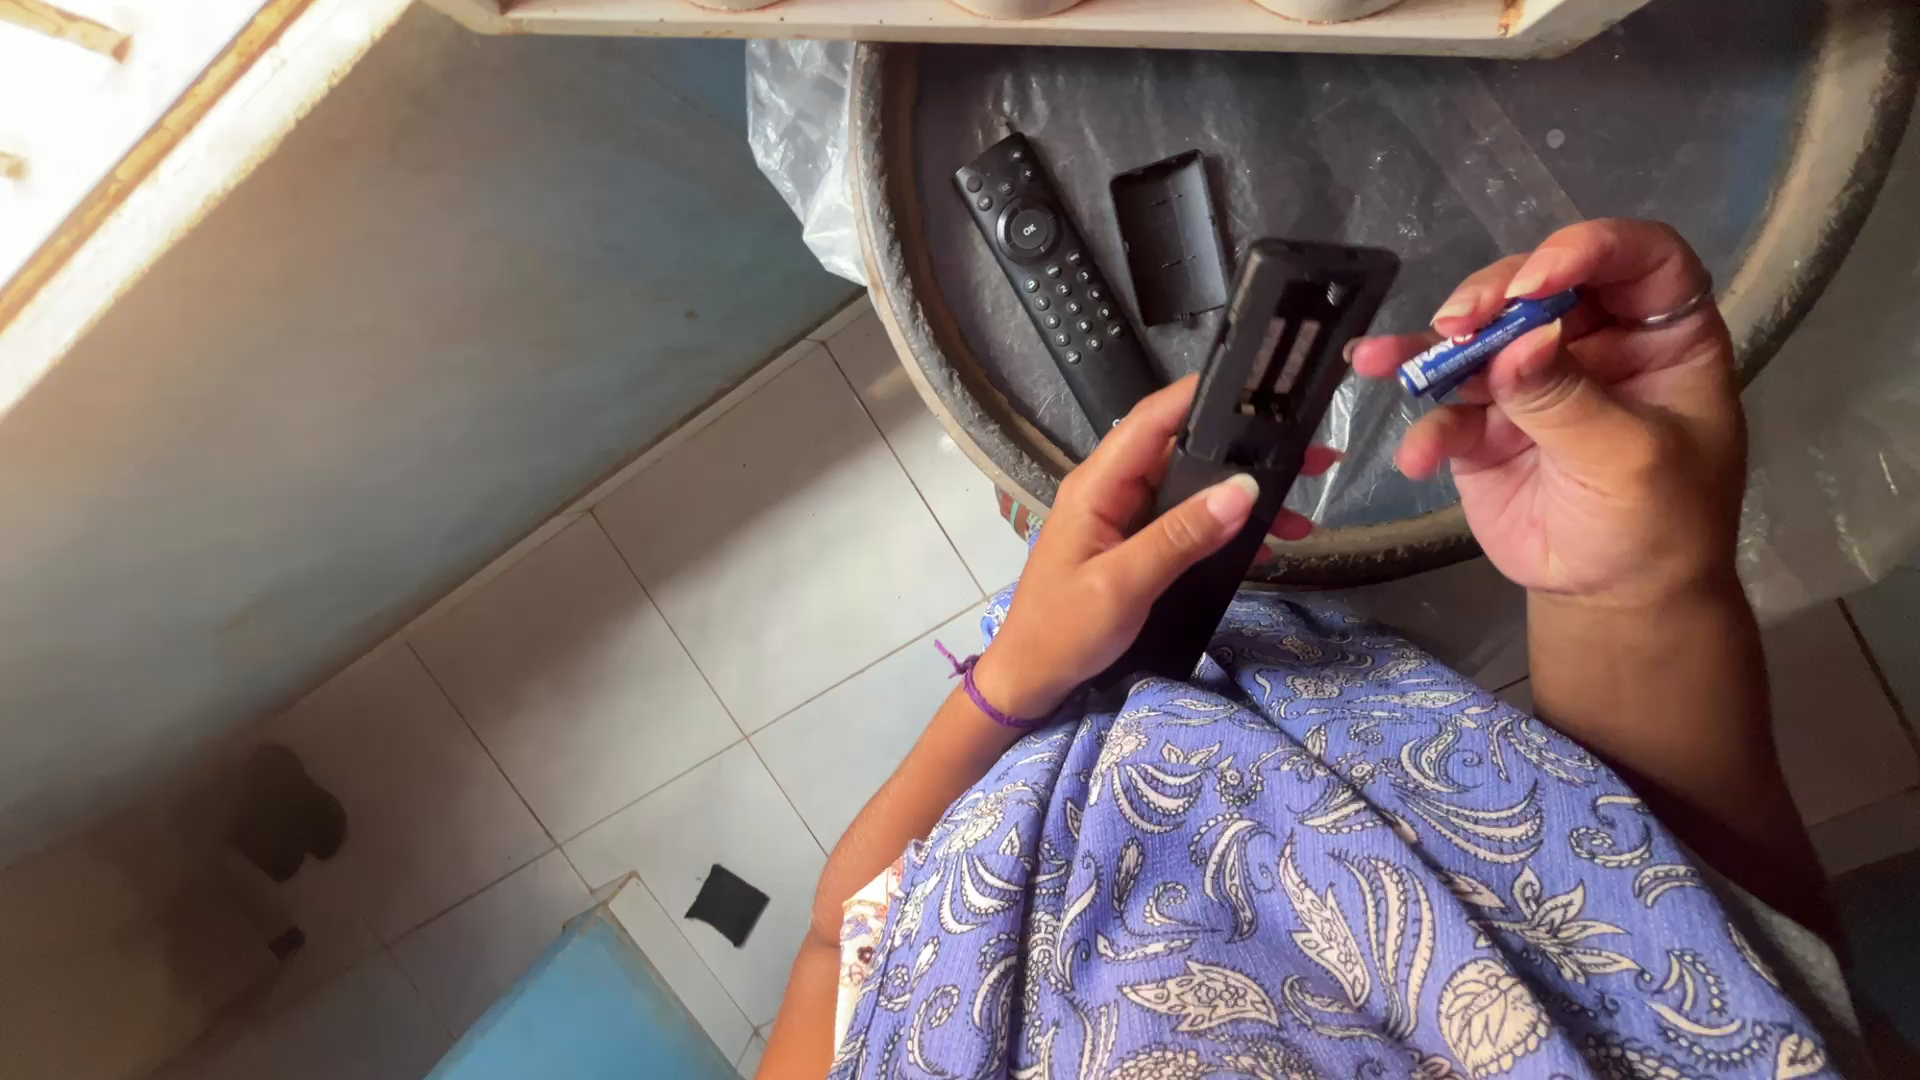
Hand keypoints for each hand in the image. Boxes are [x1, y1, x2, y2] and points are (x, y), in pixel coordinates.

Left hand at [973, 375, 1334, 716]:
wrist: (1032, 677)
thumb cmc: (1063, 630)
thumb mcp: (1122, 584)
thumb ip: (1180, 537)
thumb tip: (1243, 490)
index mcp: (1097, 486)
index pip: (1151, 421)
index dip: (1201, 397)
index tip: (1260, 389)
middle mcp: (1112, 492)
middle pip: (1181, 453)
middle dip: (1243, 454)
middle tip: (1310, 459)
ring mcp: (1124, 519)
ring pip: (1191, 492)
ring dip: (1241, 500)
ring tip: (1301, 512)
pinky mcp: (1135, 547)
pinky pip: (1186, 526)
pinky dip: (1224, 533)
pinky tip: (1267, 546)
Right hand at [1349, 219, 1744, 607]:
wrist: (1603, 589)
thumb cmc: (1653, 519)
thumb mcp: (1626, 455)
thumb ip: (1567, 398)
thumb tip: (1519, 343)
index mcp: (1655, 338)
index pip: (1634, 261)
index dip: (1585, 252)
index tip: (1529, 287)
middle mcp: (1587, 348)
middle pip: (1532, 292)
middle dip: (1485, 300)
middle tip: (1450, 326)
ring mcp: (1525, 387)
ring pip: (1470, 345)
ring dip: (1420, 352)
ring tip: (1375, 360)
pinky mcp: (1478, 429)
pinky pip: (1441, 416)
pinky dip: (1423, 434)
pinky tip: (1418, 461)